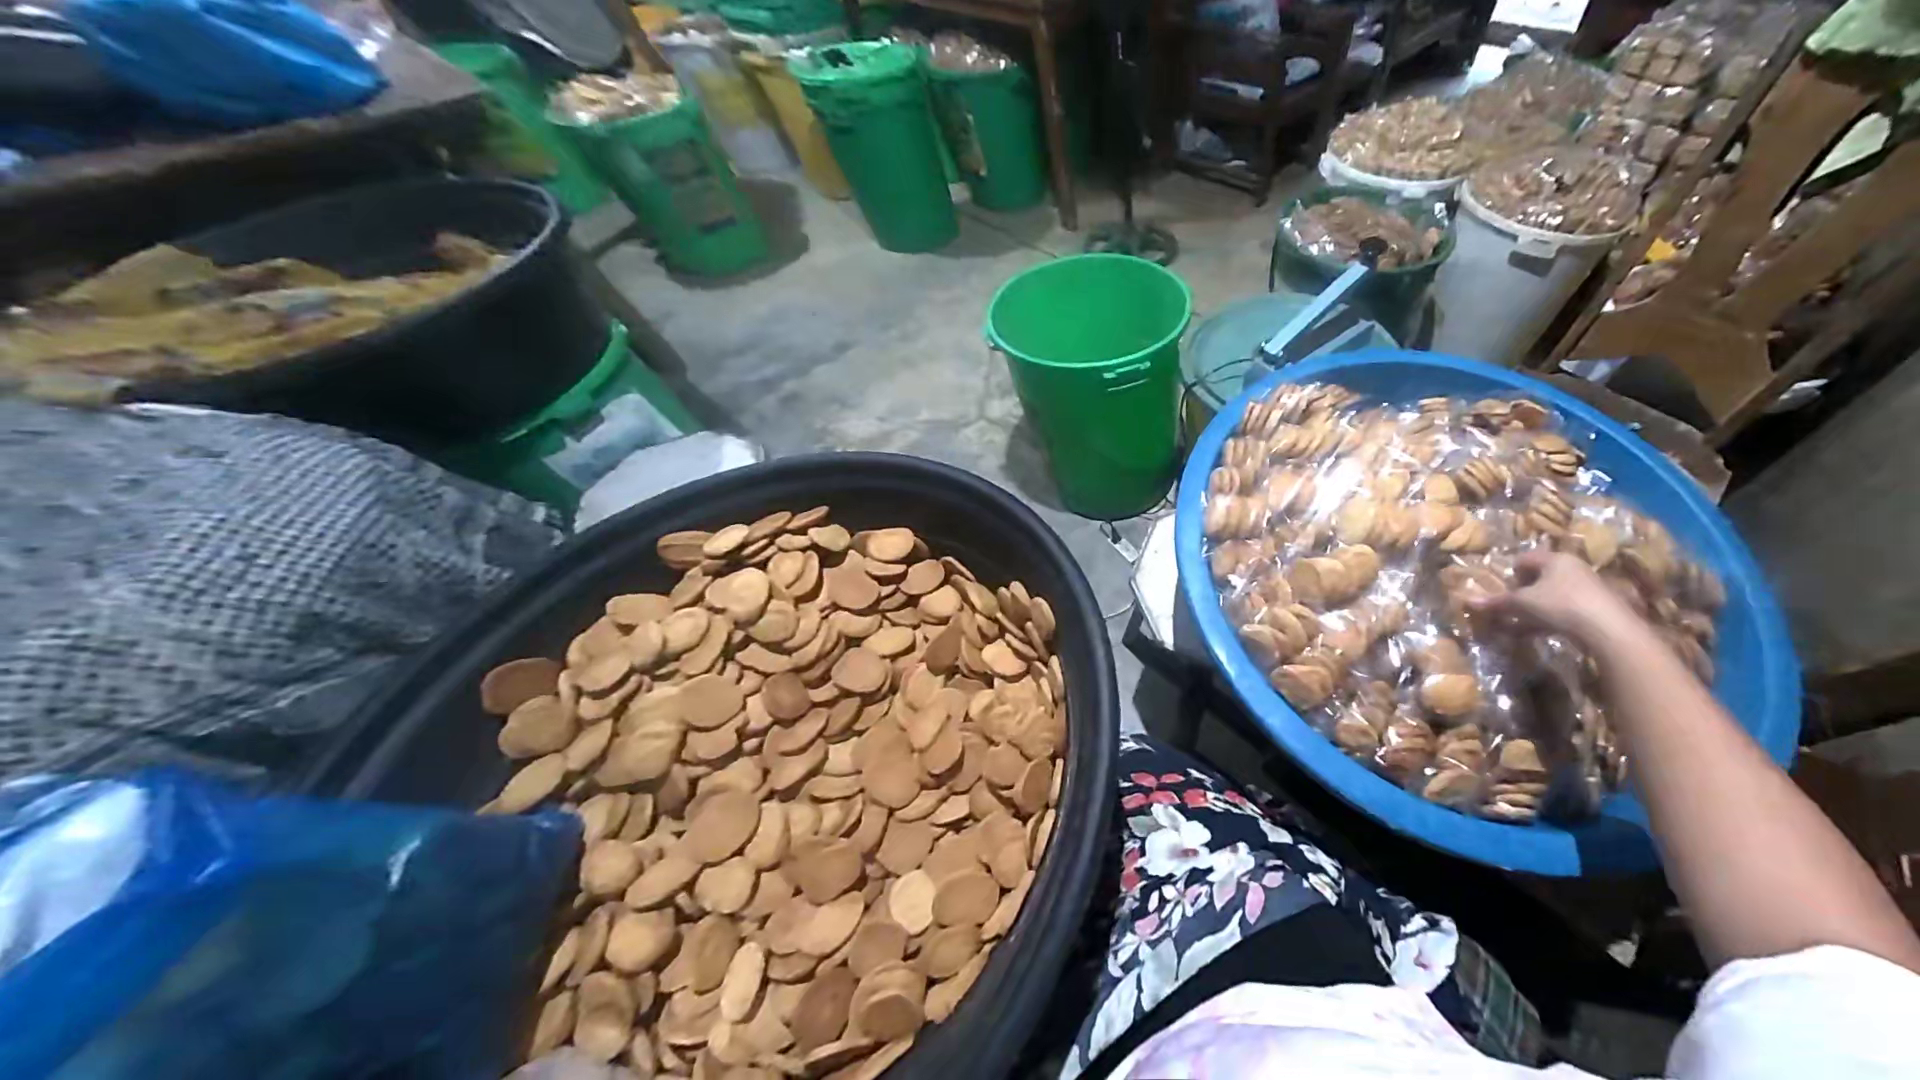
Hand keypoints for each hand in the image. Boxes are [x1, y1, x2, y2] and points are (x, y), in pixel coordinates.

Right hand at [1474, 551, 1645, 647]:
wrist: (1610, 629)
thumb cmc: (1560, 605)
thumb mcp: (1521, 603)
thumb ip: (1496, 602)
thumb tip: (1468, 601)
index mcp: (1554, 559)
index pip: (1523, 559)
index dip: (1510, 574)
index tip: (1505, 592)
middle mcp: (1573, 567)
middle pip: (1539, 576)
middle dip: (1523, 592)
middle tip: (1514, 607)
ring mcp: (1589, 586)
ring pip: (1553, 593)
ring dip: (1537, 606)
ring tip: (1526, 623)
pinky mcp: (1599, 605)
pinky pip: (1567, 607)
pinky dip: (1552, 617)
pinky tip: (1544, 632)